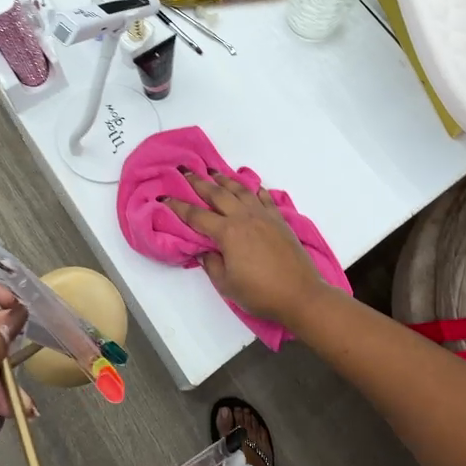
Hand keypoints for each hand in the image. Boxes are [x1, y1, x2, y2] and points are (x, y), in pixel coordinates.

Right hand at [164, 166, 328, 327]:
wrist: (300, 294)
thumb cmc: (260, 293)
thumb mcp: (226, 284)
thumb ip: (211, 264)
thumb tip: (204, 250)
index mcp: (228, 233)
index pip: (197, 216)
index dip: (179, 207)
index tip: (165, 198)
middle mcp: (244, 217)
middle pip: (217, 194)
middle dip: (199, 182)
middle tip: (185, 171)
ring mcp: (264, 216)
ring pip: (241, 191)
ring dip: (225, 180)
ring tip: (214, 172)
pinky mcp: (279, 221)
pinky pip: (265, 198)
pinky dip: (256, 190)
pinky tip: (252, 187)